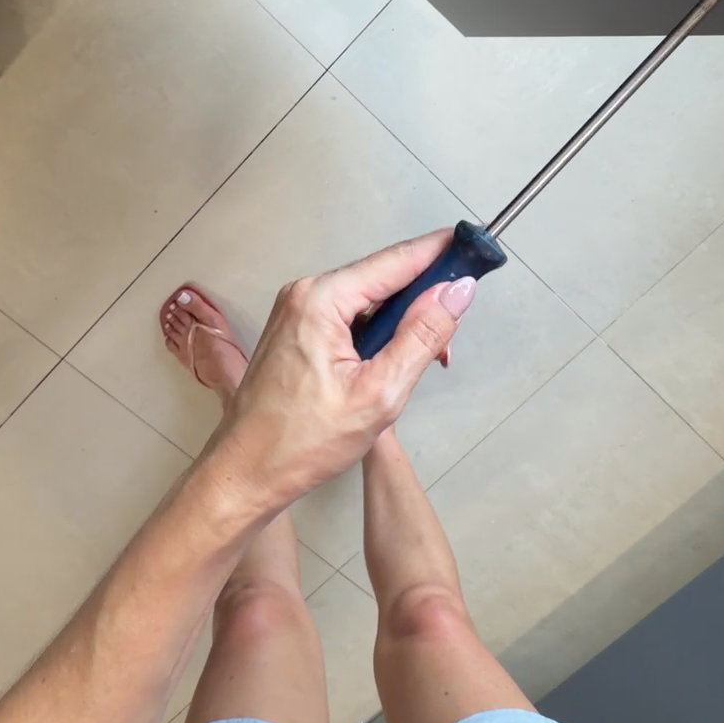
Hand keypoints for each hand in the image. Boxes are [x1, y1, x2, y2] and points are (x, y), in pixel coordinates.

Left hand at [201, 230, 476, 509]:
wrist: (246, 473)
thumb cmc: (305, 441)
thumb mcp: (380, 392)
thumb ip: (423, 336)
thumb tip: (458, 290)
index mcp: (321, 299)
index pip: (395, 260)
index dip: (440, 253)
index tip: (477, 249)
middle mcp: (305, 293)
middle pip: (381, 278)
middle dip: (422, 302)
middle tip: (450, 340)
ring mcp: (297, 311)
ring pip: (367, 301)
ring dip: (401, 324)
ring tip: (425, 361)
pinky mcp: (296, 331)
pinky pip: (348, 318)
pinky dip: (377, 335)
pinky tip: (391, 364)